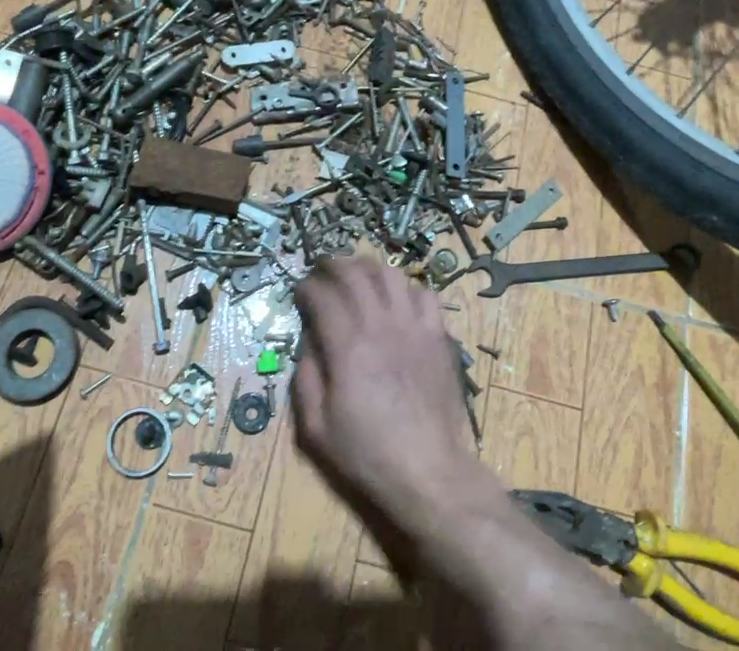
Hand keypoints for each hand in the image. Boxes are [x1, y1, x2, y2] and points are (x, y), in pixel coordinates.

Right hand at [291, 256, 478, 517]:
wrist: (429, 472)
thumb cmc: (367, 455)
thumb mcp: (316, 427)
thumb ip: (306, 377)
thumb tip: (308, 342)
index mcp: (348, 348)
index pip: (323, 296)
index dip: (306, 287)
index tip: (299, 292)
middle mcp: (382, 327)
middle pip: (356, 274)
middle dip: (334, 265)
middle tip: (322, 271)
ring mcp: (415, 329)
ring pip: (392, 275)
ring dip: (369, 268)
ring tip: (357, 273)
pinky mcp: (439, 338)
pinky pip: (425, 294)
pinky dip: (405, 287)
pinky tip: (396, 298)